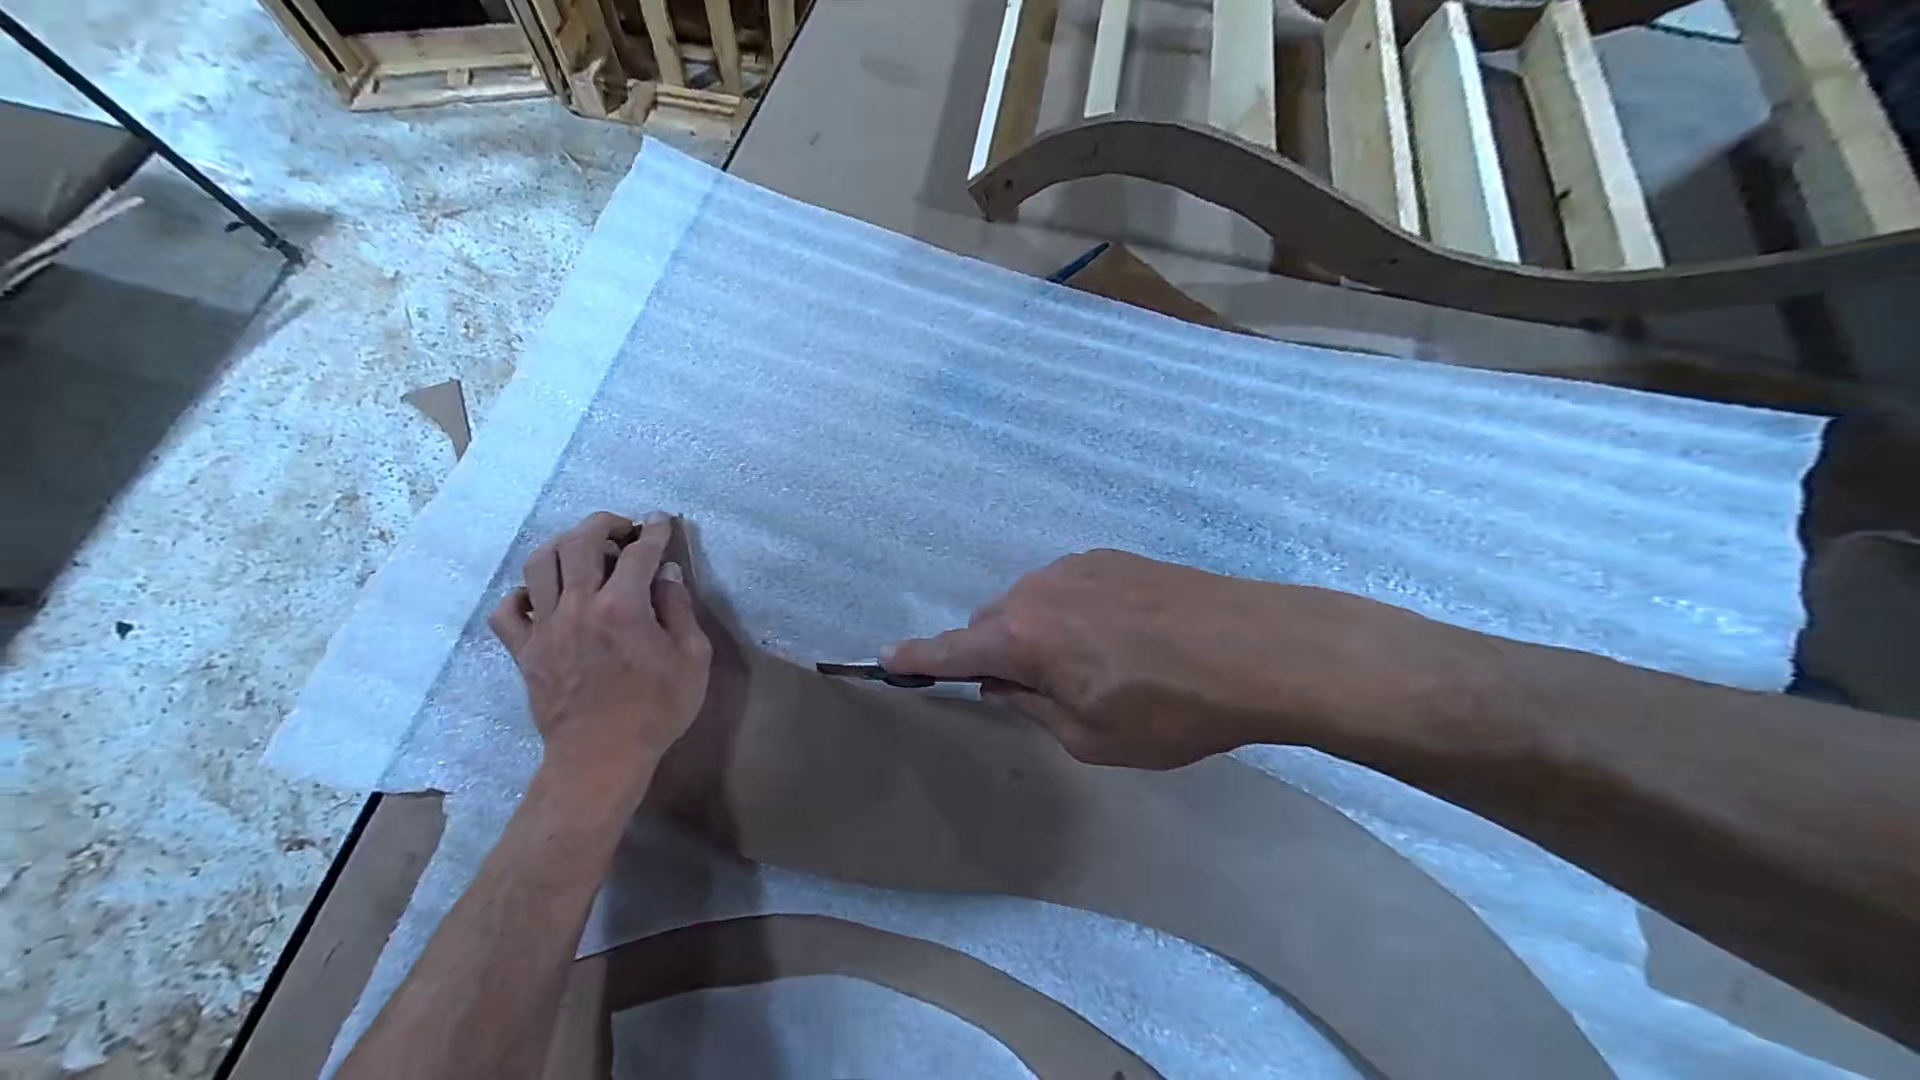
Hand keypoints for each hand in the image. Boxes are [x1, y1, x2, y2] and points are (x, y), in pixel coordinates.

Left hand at [490, 511, 712, 805]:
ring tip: (585, 551)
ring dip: (564, 546)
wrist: (601, 758)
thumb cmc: (657, 709)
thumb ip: (680, 610)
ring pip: (539, 565)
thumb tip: (667, 575)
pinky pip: (508, 609)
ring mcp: (544, 628)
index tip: (662, 521)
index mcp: (623, 608)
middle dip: (604, 524)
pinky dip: (525, 593)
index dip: (654, 531)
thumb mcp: (692, 659)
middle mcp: (578, 607)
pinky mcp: (524, 651)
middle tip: (624, 529)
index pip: (639, 553)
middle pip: (579, 543)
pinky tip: (546, 596)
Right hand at [883, 549, 1507, 768]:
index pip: (951, 650)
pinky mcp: (1113, 558)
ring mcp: (1077, 566)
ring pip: (1030, 604)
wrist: (1260, 648)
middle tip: (1027, 691)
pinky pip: (1066, 588)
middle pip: (991, 624)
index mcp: (1023, 637)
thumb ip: (1032, 708)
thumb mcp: (1092, 737)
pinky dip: (1069, 614)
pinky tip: (1116, 637)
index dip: (916, 659)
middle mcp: (1038, 590)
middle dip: (995, 655)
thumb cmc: (1172, 709)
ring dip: (1036, 633)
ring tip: (1086, 667)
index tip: (885, 659)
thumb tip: (1002, 685)